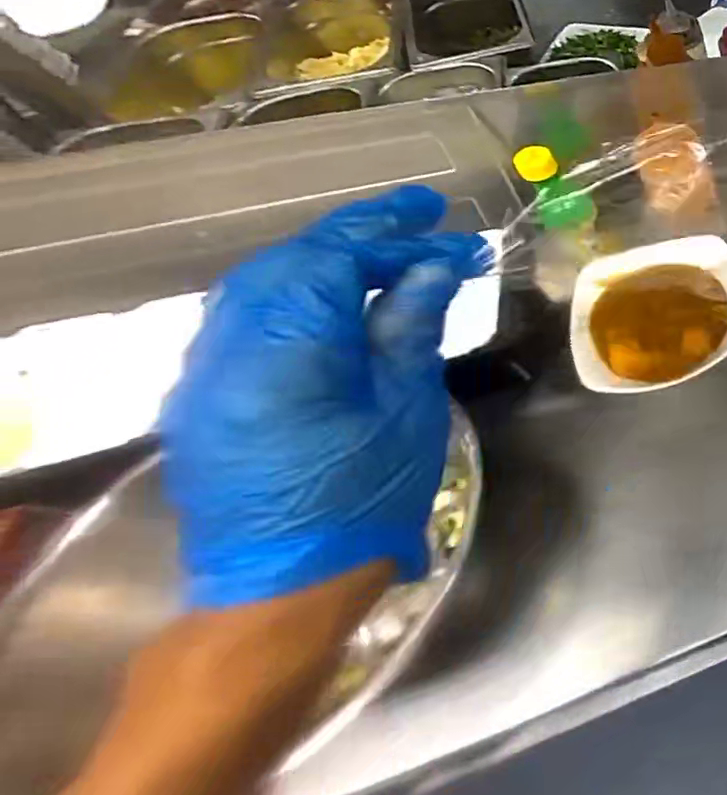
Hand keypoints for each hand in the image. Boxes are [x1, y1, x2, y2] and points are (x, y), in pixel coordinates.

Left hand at [160, 186, 489, 608]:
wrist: (292, 576)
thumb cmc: (369, 490)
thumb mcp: (409, 404)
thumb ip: (411, 326)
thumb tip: (435, 267)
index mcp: (280, 355)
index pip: (328, 262)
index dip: (392, 236)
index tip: (451, 230)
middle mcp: (224, 351)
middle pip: (286, 264)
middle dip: (358, 235)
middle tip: (422, 218)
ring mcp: (206, 371)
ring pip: (262, 286)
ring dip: (330, 258)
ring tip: (392, 249)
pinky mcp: (211, 391)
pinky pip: (253, 317)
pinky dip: (305, 290)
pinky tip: (345, 294)